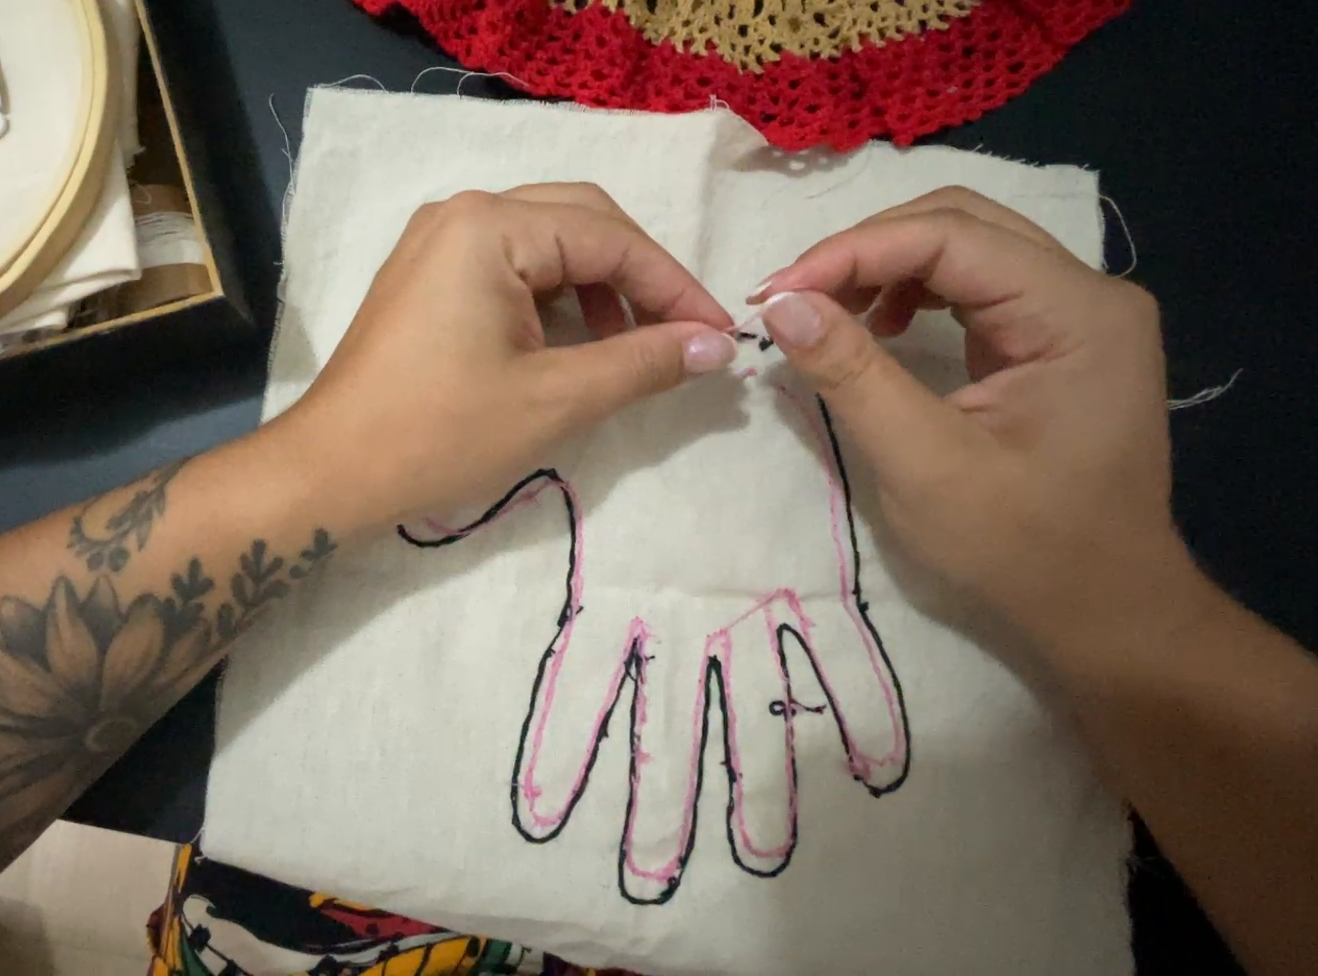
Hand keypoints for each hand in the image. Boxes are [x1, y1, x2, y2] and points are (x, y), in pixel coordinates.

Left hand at [273, 183, 738, 532]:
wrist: (333, 470)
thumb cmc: (440, 434)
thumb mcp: (555, 400)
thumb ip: (643, 362)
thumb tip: (718, 345)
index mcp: (491, 226)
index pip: (610, 237)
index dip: (674, 286)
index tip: (719, 335)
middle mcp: (461, 212)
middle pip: (579, 221)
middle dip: (637, 276)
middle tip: (677, 333)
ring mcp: (436, 241)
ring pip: (544, 242)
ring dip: (596, 285)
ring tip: (624, 346)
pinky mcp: (425, 275)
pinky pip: (507, 265)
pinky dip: (552, 295)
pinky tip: (570, 340)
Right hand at [397, 396, 908, 901]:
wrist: (732, 442)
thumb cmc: (651, 471)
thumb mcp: (582, 480)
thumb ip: (527, 504)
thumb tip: (442, 520)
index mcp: (624, 600)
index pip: (580, 683)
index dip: (558, 746)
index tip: (537, 814)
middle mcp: (684, 629)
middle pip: (666, 727)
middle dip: (658, 798)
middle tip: (645, 877)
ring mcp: (748, 624)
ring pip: (751, 714)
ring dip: (759, 781)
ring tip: (763, 853)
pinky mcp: (811, 601)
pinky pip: (838, 662)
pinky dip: (859, 708)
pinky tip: (875, 765)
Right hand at [752, 186, 1190, 657]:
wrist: (1098, 604)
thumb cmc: (1017, 543)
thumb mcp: (921, 462)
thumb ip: (851, 374)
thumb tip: (780, 305)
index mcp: (1075, 315)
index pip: (951, 237)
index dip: (851, 252)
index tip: (774, 294)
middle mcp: (1085, 294)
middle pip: (958, 223)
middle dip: (862, 251)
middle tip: (790, 299)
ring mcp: (1071, 314)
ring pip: (960, 245)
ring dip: (880, 268)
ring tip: (825, 314)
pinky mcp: (1048, 337)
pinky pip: (968, 284)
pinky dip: (905, 292)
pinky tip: (877, 329)